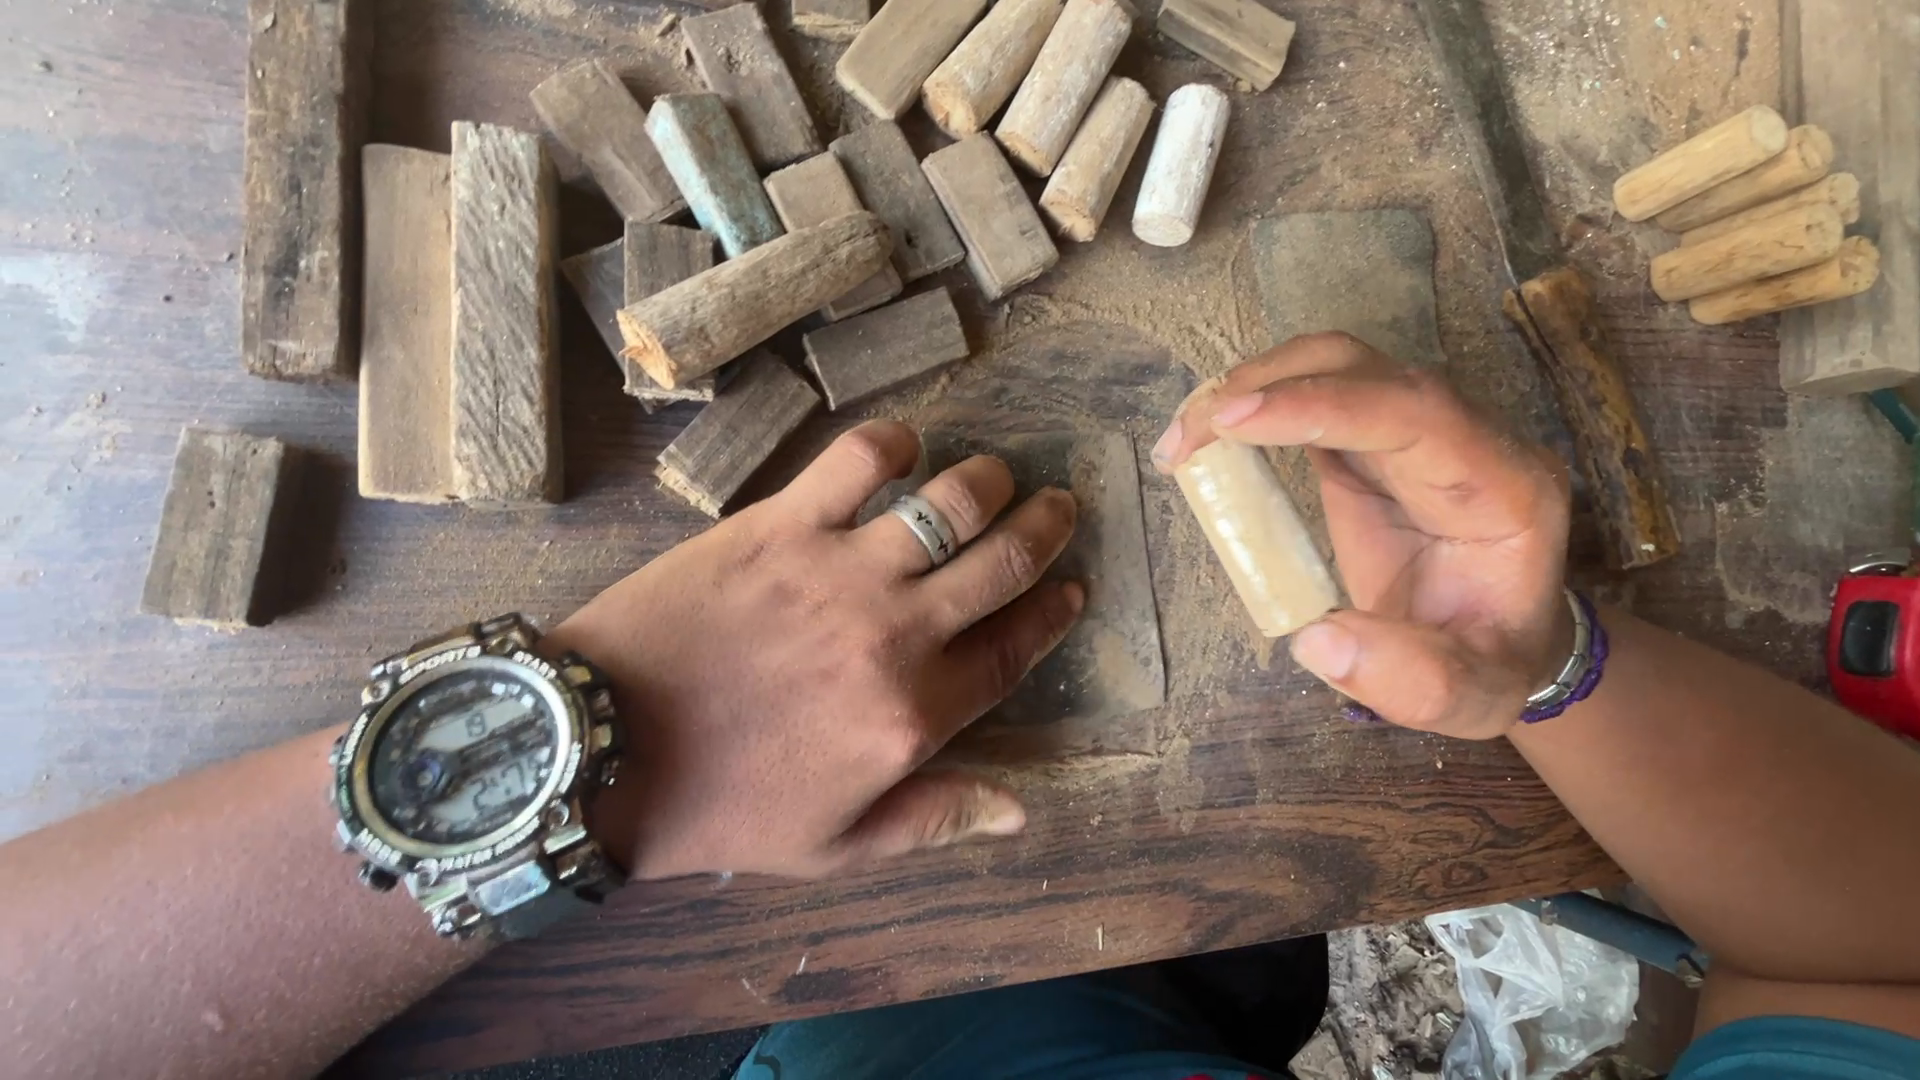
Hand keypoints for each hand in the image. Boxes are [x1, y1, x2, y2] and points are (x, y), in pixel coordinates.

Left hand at [549, 421, 1083, 879]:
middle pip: (1000, 563)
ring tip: (996, 474)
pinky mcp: (778, 526)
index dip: (1051, 613)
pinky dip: (890, 444)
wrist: (601, 752)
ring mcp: (838, 571)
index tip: (1071, 587)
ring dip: (988, 480)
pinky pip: (854, 462)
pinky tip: (903, 448)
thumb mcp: (836, 844)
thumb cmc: (723, 805)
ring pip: (947, 502)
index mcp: (914, 716)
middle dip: (1045, 527)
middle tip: (1058, 506)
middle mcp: (894, 634)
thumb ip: (937, 818)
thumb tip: (1023, 811)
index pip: (1013, 649)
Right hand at [1151, 333, 1572, 739]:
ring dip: (1249, 386)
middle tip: (1187, 435)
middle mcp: (1461, 437)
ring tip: (1183, 436)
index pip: (1411, 412)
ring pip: (1329, 365)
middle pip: (1361, 366)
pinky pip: (1310, 394)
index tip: (1232, 422)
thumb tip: (1314, 641)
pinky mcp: (1370, 439)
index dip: (1319, 404)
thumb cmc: (1488, 659)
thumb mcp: (1470, 695)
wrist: (1497, 635)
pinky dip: (1252, 404)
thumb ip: (1411, 679)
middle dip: (1265, 385)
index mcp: (1498, 486)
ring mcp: (1414, 430)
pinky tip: (1207, 437)